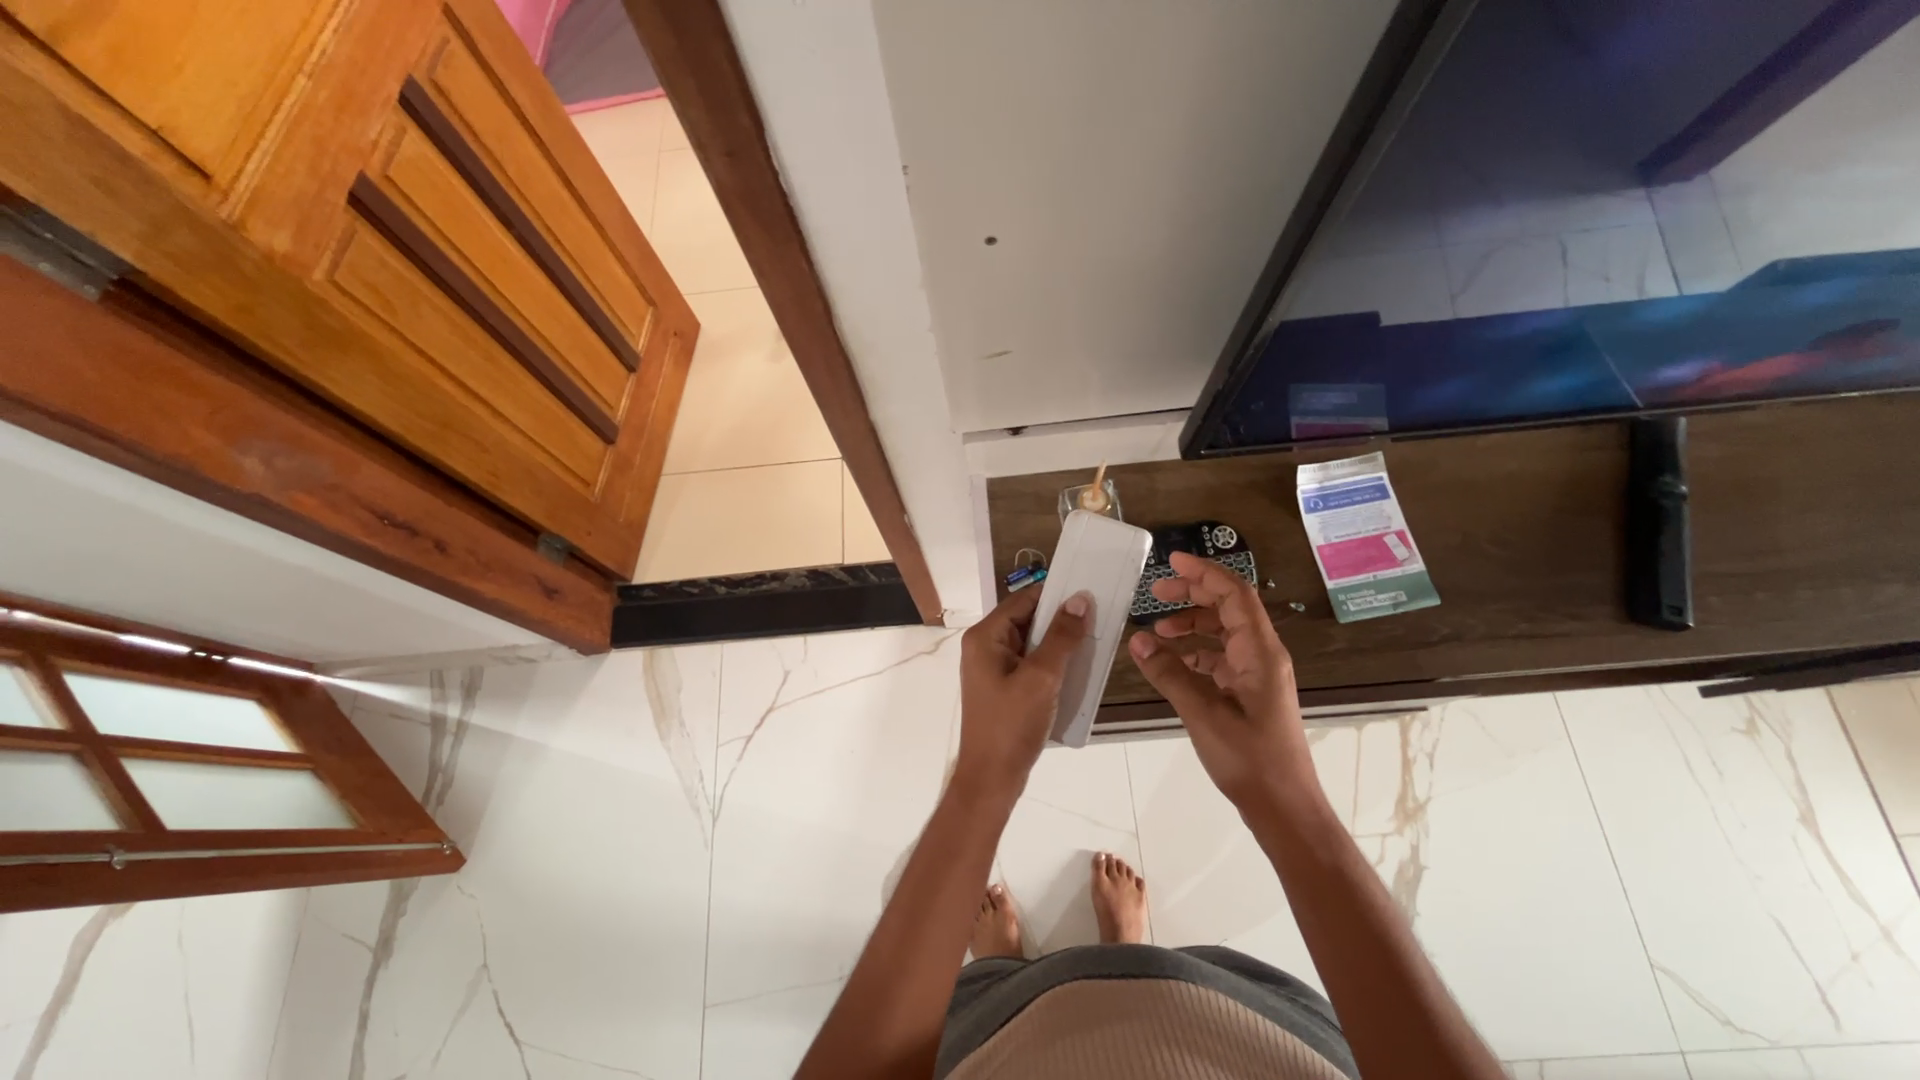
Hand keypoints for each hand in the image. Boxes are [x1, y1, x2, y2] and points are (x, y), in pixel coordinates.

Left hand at [954, 587, 1090, 805]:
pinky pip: (1031, 665)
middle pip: (1027, 620)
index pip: (1023, 600)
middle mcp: (985, 647)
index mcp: (985, 637)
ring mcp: (993, 669)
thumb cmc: (1011, 725)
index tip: (1091, 592)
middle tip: (1100, 616)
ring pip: (1032, 643)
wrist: (992, 779)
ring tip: (1095, 640)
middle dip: (1061, 619)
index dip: (1056, 594)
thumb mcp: (1042, 678)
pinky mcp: (1004, 688)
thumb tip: (1080, 599)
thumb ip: (1062, 637)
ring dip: (1060, 643)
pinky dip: (1053, 664)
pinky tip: (1078, 669)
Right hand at [1127, 552, 1314, 812]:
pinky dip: (1195, 653)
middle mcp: (1263, 655)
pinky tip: (1171, 663)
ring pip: (1223, 634)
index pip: (1233, 594)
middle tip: (1154, 593)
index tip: (1171, 562)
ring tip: (1157, 630)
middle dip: (1193, 594)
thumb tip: (1138, 640)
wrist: (1283, 806)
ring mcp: (1258, 675)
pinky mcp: (1250, 694)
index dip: (1204, 573)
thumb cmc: (1249, 758)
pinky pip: (1221, 659)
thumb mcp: (1202, 713)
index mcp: (1260, 651)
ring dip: (1191, 625)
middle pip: (1229, 608)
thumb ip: (1169, 673)